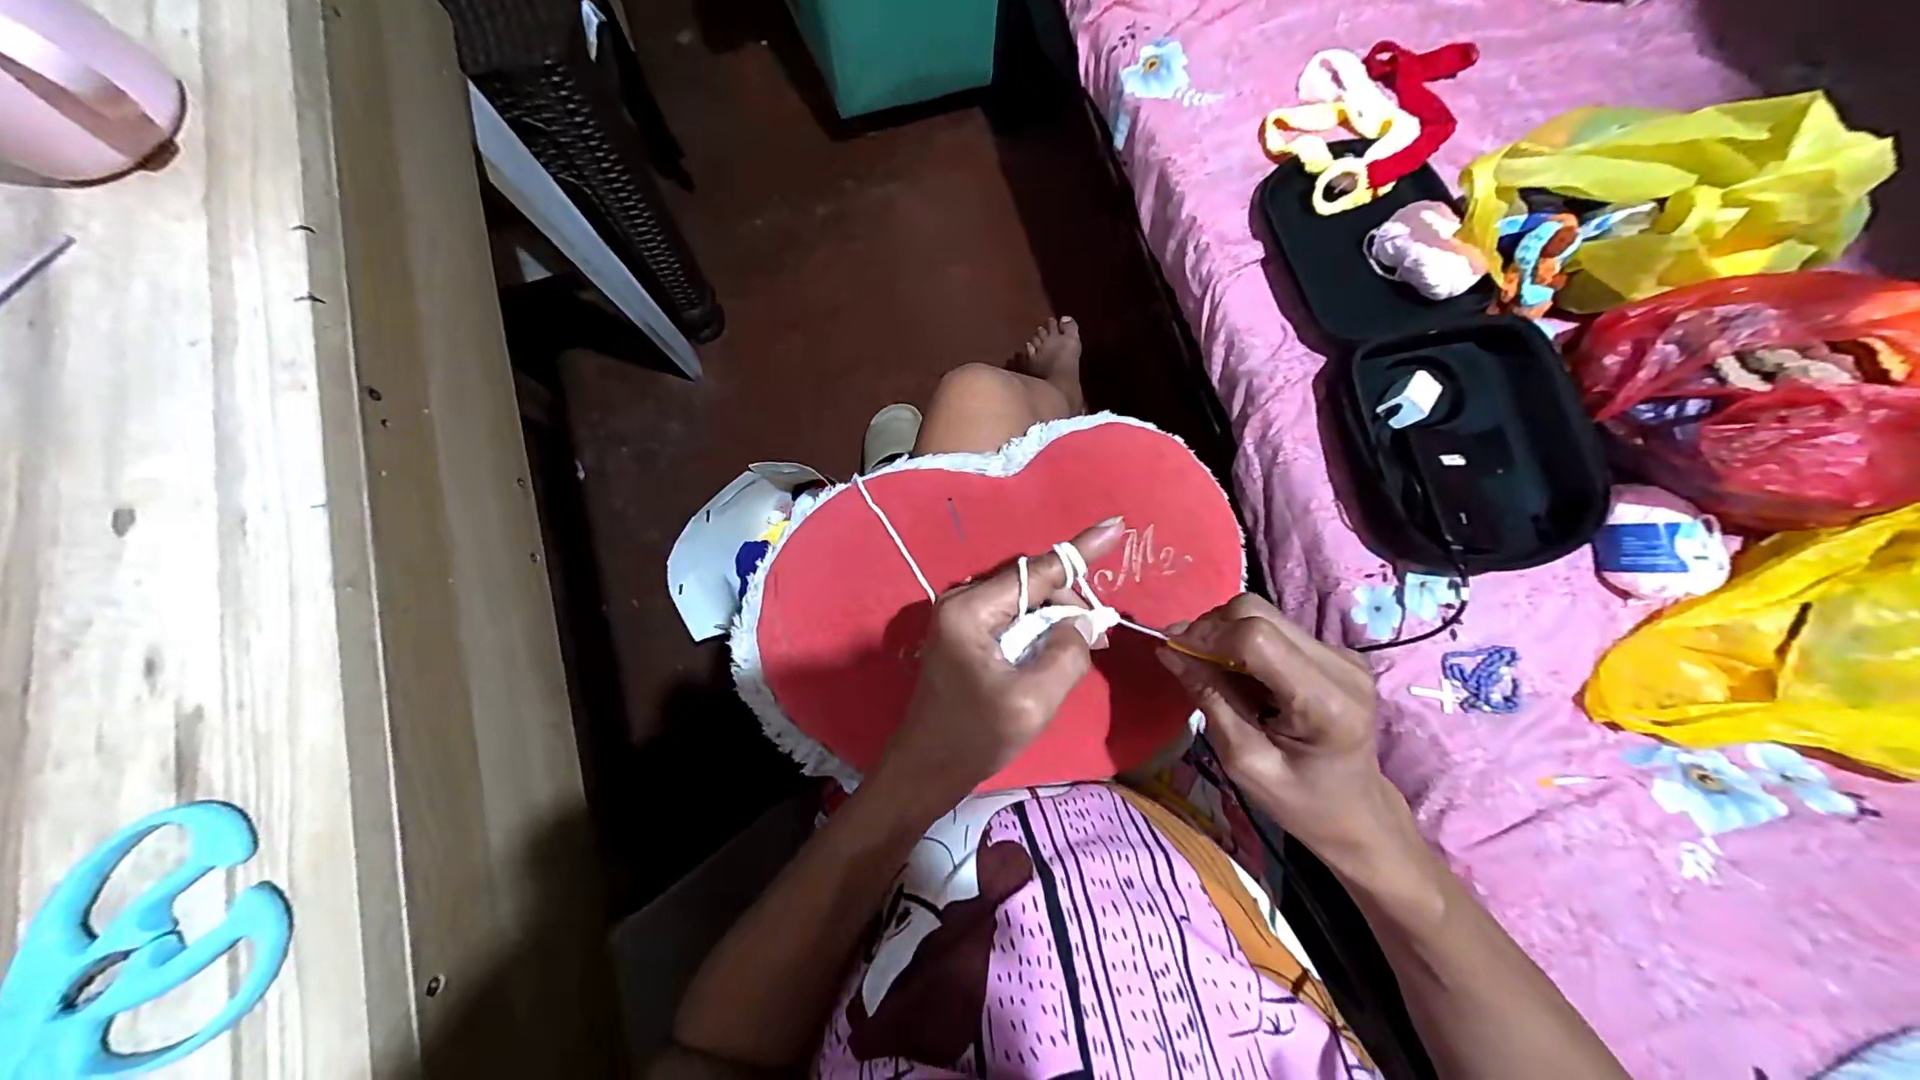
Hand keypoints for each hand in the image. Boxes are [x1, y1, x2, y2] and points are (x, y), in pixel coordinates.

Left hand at [876, 518, 1126, 801]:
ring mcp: (960, 618)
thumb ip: (1066, 654)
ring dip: (1056, 619)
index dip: (1080, 551)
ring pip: (1023, 602)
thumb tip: (1084, 624)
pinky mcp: (964, 636)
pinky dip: (1038, 631)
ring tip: (1084, 648)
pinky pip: (1011, 619)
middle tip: (1100, 636)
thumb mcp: (1032, 700)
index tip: (1116, 525)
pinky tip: (1056, 652)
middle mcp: (962, 602)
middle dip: (1069, 602)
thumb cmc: (974, 737)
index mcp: (971, 610)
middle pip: (1031, 584)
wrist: (925, 770)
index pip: (1037, 571)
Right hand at [1158, 594, 1412, 866]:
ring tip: (1211, 668)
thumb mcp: (1242, 759)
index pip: (1257, 639)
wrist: (1355, 812)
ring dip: (1224, 632)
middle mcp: (1340, 665)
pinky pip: (1273, 626)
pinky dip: (1241, 640)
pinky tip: (1237, 672)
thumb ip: (1209, 698)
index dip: (1207, 636)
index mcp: (1325, 703)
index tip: (1173, 651)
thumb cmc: (1298, 799)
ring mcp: (1341, 653)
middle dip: (1211, 628)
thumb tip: (1169, 648)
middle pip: (1258, 613)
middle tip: (1188, 659)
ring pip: (1262, 613)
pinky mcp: (1333, 651)